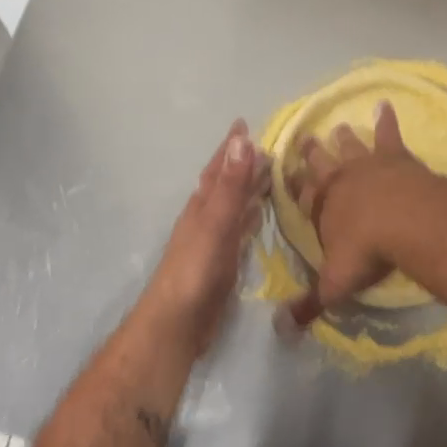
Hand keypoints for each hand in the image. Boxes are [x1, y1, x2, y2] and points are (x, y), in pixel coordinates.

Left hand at [141, 119, 269, 353]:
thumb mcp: (215, 222)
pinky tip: (259, 216)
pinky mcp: (222, 263)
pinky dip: (250, 218)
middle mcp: (206, 218)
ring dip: (248, 189)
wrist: (177, 323)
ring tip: (269, 175)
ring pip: (234, 206)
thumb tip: (241, 139)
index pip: (219, 168)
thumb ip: (230, 185)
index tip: (243, 124)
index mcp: (202, 205)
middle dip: (244, 164)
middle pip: (227, 184)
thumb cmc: (194, 271)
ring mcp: (214, 241)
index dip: (231, 147)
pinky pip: (240, 230)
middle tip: (269, 147)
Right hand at [281, 100, 421, 328]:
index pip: (301, 195)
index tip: (285, 173)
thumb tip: (282, 329)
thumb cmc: (365, 251)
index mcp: (319, 207)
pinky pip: (389, 134)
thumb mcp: (335, 283)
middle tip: (305, 141)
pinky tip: (385, 104)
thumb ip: (310, 303)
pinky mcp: (396, 156)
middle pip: (320, 164)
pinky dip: (387, 120)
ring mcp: (366, 164)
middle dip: (312, 155)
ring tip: (338, 127)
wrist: (403, 221)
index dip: (294, 186)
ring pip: (350, 147)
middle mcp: (338, 180)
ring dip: (344, 139)